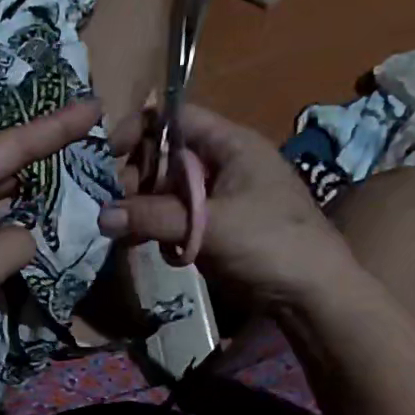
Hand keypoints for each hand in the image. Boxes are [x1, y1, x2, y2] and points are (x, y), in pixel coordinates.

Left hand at [0, 101, 102, 363]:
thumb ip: (19, 243)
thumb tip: (31, 236)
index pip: (10, 146)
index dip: (54, 127)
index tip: (92, 107)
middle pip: (12, 162)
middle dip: (53, 149)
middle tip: (97, 133)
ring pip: (11, 191)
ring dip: (45, 184)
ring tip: (87, 166)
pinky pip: (5, 219)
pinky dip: (31, 216)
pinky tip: (59, 210)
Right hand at [98, 105, 353, 307]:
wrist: (312, 296)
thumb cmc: (270, 244)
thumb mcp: (210, 226)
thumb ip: (154, 217)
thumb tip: (102, 215)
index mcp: (232, 145)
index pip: (178, 118)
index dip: (142, 129)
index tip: (109, 154)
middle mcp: (224, 165)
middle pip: (169, 156)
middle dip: (140, 177)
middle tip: (118, 203)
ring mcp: (222, 199)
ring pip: (170, 192)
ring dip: (147, 208)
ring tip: (127, 229)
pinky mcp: (219, 229)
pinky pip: (180, 220)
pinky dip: (162, 230)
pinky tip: (152, 247)